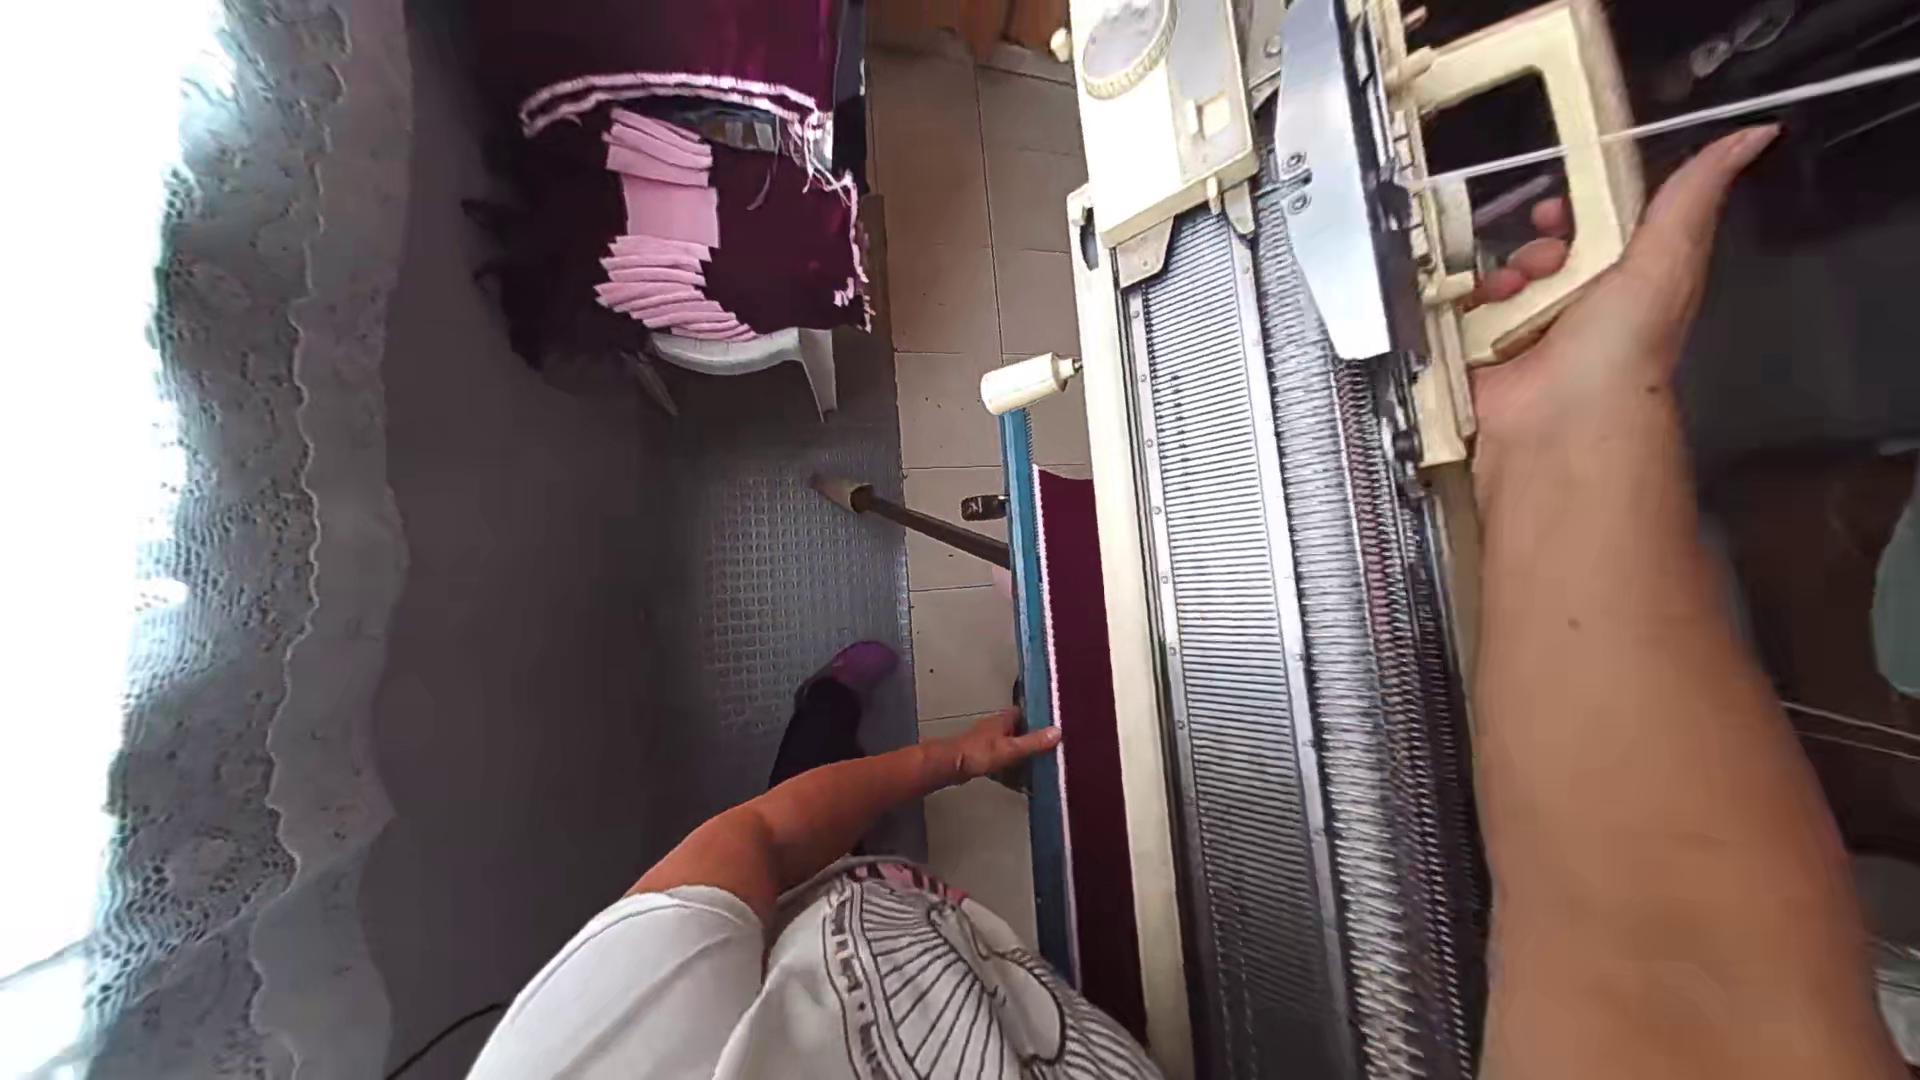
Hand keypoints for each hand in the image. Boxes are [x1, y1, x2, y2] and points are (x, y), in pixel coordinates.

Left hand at [921, 709, 1061, 788]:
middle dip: (1035, 741)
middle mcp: (998, 726)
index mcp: (1005, 719)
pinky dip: (1013, 770)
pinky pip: (1004, 761)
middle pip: (1022, 731)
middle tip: (1054, 752)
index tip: (1058, 729)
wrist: (951, 766)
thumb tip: (1058, 731)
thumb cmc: (981, 753)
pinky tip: (1023, 783)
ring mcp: (990, 741)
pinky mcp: (984, 756)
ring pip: (1013, 747)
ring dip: (1024, 757)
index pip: (1028, 713)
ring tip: (1044, 768)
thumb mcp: (1011, 749)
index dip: (1042, 719)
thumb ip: (1033, 742)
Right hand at [1470, 126, 1779, 451]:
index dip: (1572, 216)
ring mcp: (1518, 336)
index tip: (1554, 209)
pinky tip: (1470, 313)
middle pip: (1535, 260)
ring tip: (1503, 294)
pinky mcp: (1474, 357)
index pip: (1589, 237)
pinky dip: (1457, 312)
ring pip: (1494, 289)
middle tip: (1537, 265)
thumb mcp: (1663, 263)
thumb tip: (1749, 135)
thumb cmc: (1619, 346)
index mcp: (1616, 285)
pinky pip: (1457, 322)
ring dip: (1494, 281)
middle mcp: (1566, 310)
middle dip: (1530, 252)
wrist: (1558, 413)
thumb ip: (1685, 204)